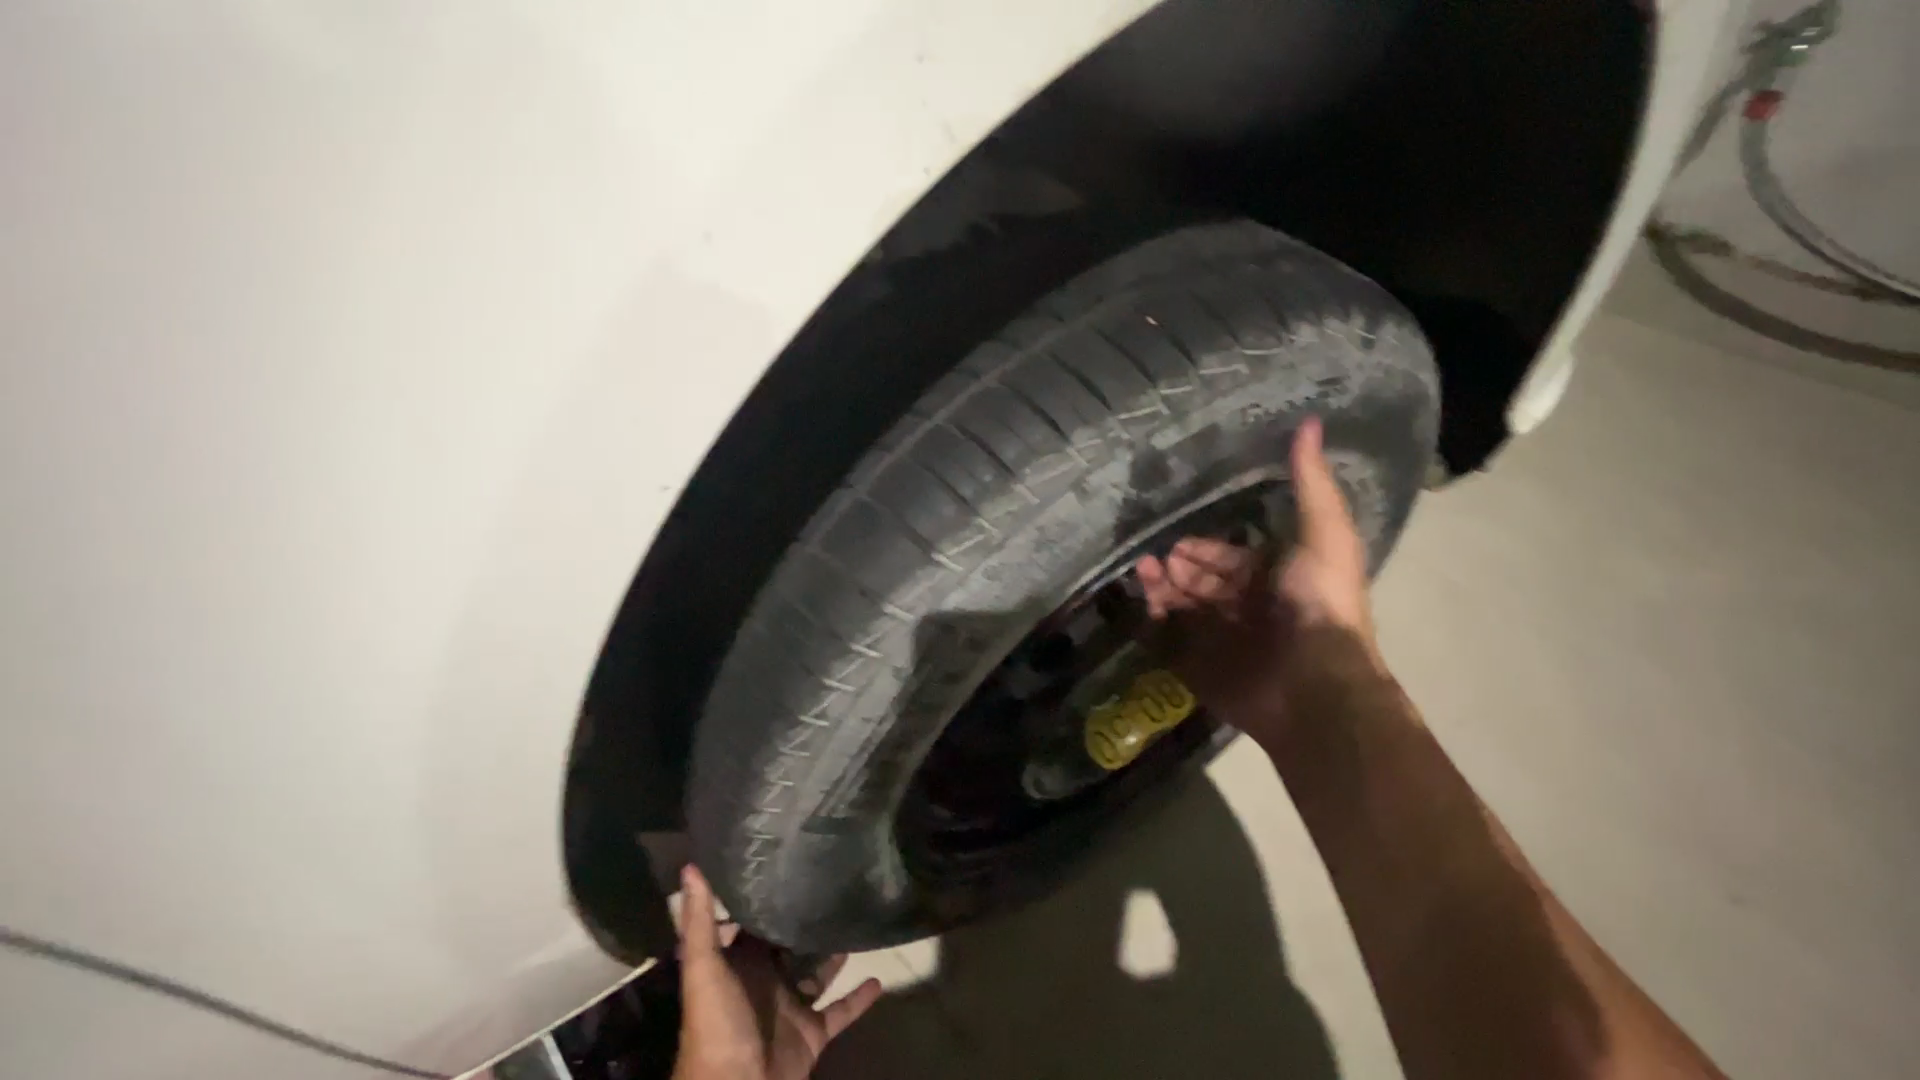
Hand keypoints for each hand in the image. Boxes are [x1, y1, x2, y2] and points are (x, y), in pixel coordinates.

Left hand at [673, 866, 882, 1079]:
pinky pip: (839, 1012)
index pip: (752, 924)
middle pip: (788, 947)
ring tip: (857, 921)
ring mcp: (790, 1009)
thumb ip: (699, 921)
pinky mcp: (812, 1034)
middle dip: (806, 922)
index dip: (766, 899)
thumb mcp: (704, 968)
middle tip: (835, 886)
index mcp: (737, 965)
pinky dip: (858, 999)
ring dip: (833, 955)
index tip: (788, 865)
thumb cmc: (716, 1025)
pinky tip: (879, 978)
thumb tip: (692, 865)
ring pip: (816, 975)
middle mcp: (764, 982)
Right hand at [1133, 417, 1381, 741]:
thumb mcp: (1322, 532)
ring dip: (1159, 588)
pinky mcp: (1200, 669)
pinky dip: (1151, 622)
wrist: (1313, 681)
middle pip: (1199, 582)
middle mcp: (1245, 609)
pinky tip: (1140, 603)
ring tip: (1142, 572)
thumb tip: (1309, 421)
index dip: (1204, 548)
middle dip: (1175, 566)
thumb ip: (1309, 482)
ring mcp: (1221, 641)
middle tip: (1153, 556)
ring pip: (1180, 608)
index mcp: (1272, 579)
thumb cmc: (1318, 603)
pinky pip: (1167, 642)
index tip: (1177, 541)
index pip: (1227, 559)